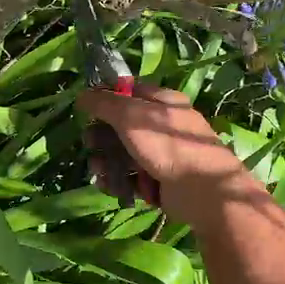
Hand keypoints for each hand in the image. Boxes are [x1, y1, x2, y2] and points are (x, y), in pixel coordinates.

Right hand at [77, 83, 252, 198]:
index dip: (105, 98)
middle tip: (90, 144)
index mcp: (163, 102)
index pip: (128, 91)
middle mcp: (161, 126)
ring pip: (122, 152)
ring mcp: (160, 154)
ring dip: (104, 160)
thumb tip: (81, 95)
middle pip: (120, 125)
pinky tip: (108, 185)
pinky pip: (129, 176)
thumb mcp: (131, 115)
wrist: (202, 192)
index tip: (86, 109)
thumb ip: (104, 103)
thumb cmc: (167, 145)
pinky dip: (116, 180)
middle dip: (100, 135)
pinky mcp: (157, 179)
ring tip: (99, 170)